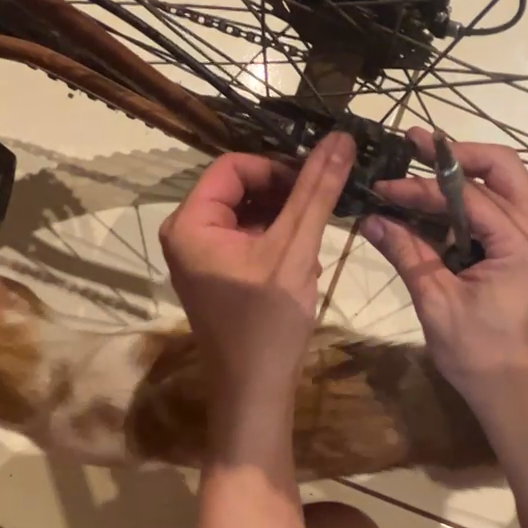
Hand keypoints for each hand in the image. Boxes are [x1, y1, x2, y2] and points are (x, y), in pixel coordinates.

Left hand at [159, 132, 354, 404]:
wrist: (255, 391)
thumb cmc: (268, 322)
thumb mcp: (295, 249)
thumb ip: (316, 191)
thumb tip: (341, 137)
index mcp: (190, 223)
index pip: (234, 166)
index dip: (278, 166)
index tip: (318, 179)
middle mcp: (186, 236)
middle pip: (240, 190)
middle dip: (284, 196)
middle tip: (323, 206)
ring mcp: (201, 260)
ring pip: (249, 217)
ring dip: (286, 222)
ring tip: (316, 241)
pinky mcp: (218, 279)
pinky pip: (249, 243)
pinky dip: (278, 245)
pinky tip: (304, 265)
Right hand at [358, 128, 527, 407]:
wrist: (513, 391)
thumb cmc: (477, 352)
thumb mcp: (436, 301)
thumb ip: (407, 253)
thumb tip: (372, 220)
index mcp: (522, 241)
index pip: (467, 194)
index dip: (422, 186)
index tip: (385, 186)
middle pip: (502, 167)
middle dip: (455, 154)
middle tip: (415, 145)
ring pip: (506, 185)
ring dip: (465, 177)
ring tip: (422, 174)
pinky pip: (506, 210)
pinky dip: (475, 203)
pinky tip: (441, 210)